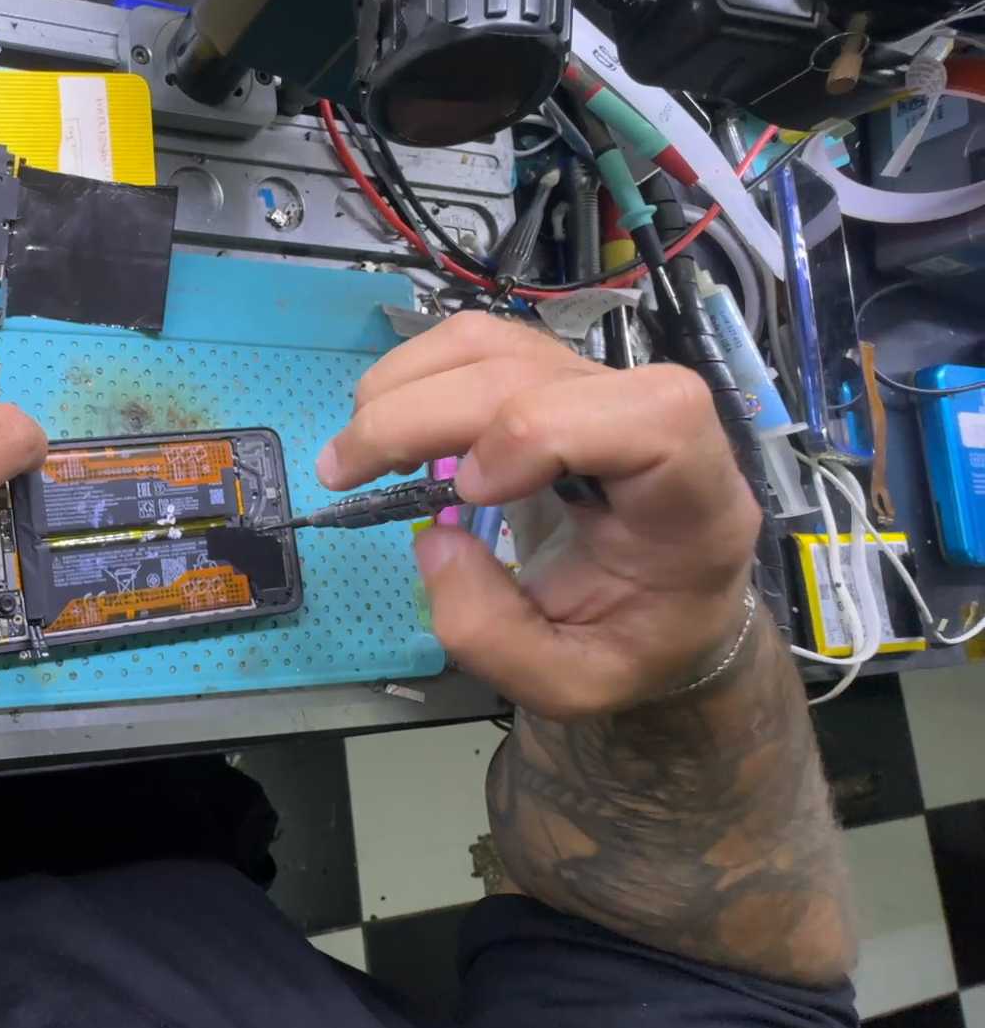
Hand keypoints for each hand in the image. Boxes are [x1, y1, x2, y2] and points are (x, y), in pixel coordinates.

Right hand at [316, 313, 758, 720]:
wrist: (654, 604)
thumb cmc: (622, 642)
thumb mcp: (563, 683)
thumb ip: (490, 633)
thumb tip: (435, 538)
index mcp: (687, 504)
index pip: (651, 417)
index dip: (539, 432)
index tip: (466, 494)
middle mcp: (649, 424)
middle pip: (524, 372)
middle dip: (414, 417)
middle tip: (340, 473)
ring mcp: (592, 389)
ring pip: (488, 344)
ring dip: (400, 387)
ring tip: (361, 450)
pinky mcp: (545, 379)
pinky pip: (470, 344)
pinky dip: (409, 376)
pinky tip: (389, 426)